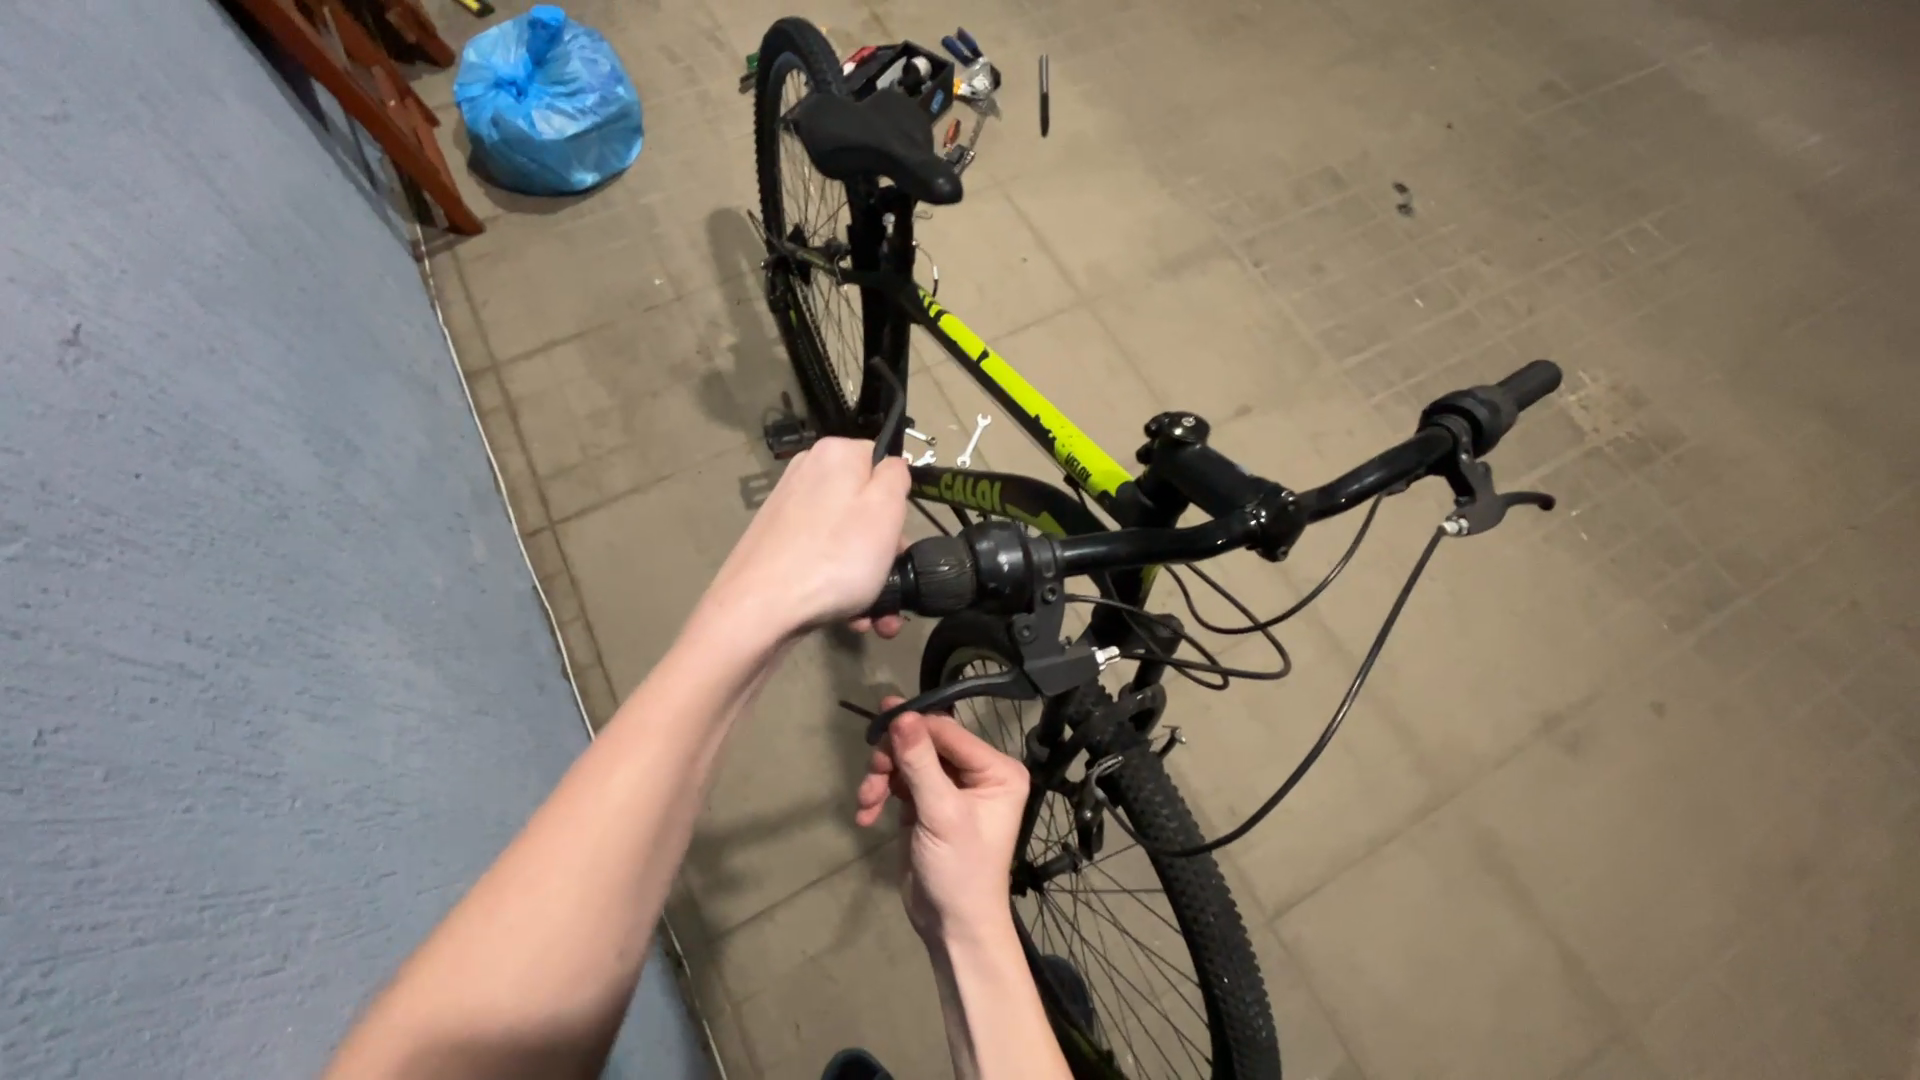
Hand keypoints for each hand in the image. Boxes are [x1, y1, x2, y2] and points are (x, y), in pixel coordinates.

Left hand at [701, 438, 908, 639]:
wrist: (758, 608)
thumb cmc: (834, 558)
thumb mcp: (885, 511)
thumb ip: (896, 477)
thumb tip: (891, 467)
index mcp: (835, 453)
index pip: (882, 464)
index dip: (897, 502)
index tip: (897, 537)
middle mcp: (807, 472)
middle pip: (864, 505)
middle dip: (884, 549)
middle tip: (891, 583)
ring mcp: (788, 509)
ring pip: (845, 538)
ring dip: (866, 576)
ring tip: (874, 614)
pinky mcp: (776, 542)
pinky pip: (822, 555)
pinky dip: (838, 581)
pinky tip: (847, 614)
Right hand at [856, 701, 1028, 942]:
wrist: (952, 927)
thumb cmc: (960, 871)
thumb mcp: (941, 814)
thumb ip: (920, 763)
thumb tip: (901, 714)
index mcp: (997, 769)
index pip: (949, 732)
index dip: (914, 726)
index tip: (880, 723)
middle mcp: (978, 772)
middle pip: (925, 743)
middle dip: (894, 758)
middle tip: (873, 775)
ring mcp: (951, 787)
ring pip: (907, 760)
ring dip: (882, 777)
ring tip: (866, 801)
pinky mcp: (927, 803)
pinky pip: (900, 781)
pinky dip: (880, 793)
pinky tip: (866, 815)